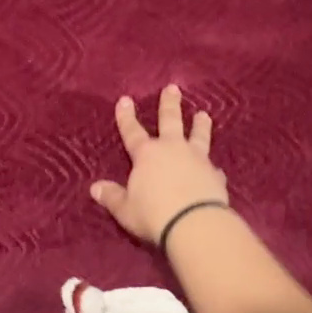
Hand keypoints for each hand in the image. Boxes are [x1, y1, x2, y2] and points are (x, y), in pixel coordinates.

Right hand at [91, 84, 228, 246]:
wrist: (195, 224)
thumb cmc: (154, 215)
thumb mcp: (126, 209)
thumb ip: (112, 197)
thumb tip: (95, 188)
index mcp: (147, 154)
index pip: (132, 131)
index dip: (126, 116)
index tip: (125, 99)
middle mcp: (172, 149)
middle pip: (170, 121)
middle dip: (169, 104)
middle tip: (173, 88)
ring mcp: (197, 159)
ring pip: (198, 136)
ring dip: (200, 125)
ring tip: (203, 115)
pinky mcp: (215, 175)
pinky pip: (213, 167)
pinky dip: (213, 167)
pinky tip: (216, 168)